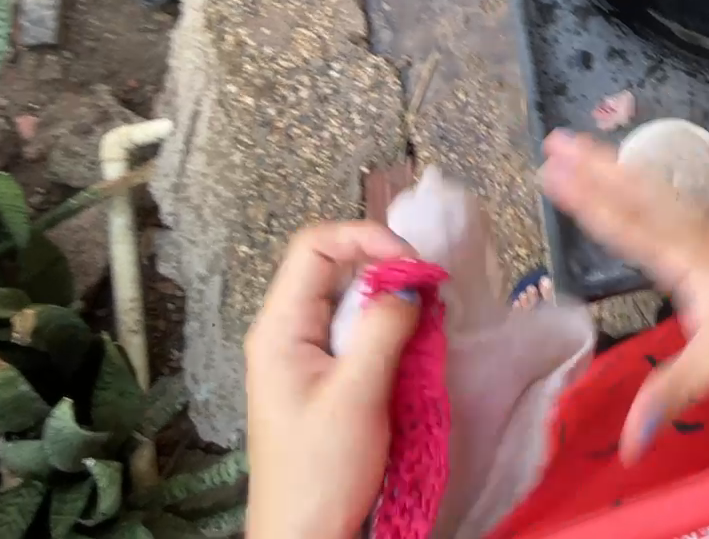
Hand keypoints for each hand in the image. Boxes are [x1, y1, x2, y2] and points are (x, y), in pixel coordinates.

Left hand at [244, 222, 420, 538]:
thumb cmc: (322, 471)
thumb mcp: (355, 396)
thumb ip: (383, 329)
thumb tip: (412, 283)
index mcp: (280, 328)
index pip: (316, 246)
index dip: (364, 237)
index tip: (411, 261)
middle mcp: (290, 329)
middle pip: (336, 262)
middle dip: (386, 262)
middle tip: (428, 286)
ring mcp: (309, 349)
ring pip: (353, 291)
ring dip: (394, 292)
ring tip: (427, 311)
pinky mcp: (330, 368)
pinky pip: (363, 322)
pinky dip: (394, 318)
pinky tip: (415, 335)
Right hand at [540, 130, 708, 461]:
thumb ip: (671, 394)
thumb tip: (624, 446)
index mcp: (686, 255)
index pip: (626, 224)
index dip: (587, 199)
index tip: (553, 172)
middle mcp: (692, 231)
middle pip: (636, 192)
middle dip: (595, 165)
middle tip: (556, 140)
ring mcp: (706, 227)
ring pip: (653, 190)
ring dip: (616, 167)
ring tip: (583, 146)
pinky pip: (668, 198)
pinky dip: (642, 182)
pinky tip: (635, 179)